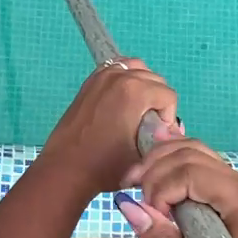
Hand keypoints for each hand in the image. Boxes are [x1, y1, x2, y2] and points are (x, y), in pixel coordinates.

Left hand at [37, 58, 178, 197]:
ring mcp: (102, 76)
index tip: (160, 135)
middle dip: (158, 101)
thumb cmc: (106, 165)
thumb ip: (162, 138)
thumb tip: (171, 130)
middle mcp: (119, 76)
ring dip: (144, 86)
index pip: (168, 95)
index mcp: (135, 91)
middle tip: (151, 125)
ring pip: (136, 69)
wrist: (67, 168)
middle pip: (155, 79)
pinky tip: (123, 101)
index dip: (169, 117)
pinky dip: (125, 79)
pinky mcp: (90, 82)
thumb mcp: (143, 154)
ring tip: (139, 110)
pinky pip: (116, 69)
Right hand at [114, 139, 237, 237]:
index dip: (160, 189)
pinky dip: (170, 157)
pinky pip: (196, 157)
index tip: (151, 217)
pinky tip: (150, 159)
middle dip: (154, 171)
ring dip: (158, 160)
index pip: (190, 174)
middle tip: (131, 193)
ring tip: (134, 179)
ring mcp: (236, 180)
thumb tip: (128, 205)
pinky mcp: (226, 183)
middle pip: (188, 155)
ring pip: (191, 149)